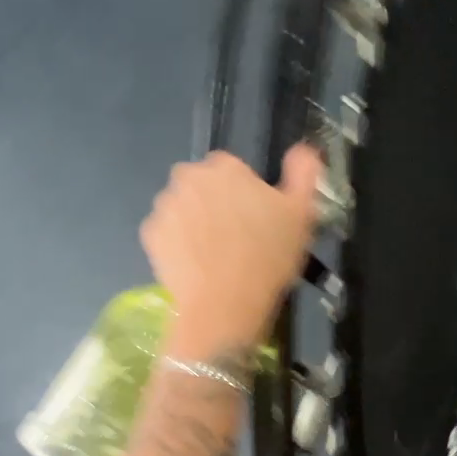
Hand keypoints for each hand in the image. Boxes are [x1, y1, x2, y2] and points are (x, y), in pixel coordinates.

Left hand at [140, 146, 322, 359]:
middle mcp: (188, 176)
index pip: (236, 172)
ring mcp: (165, 205)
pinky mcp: (150, 234)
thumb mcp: (301, 216)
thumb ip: (303, 175)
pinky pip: (169, 235)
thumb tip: (306, 149)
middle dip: (220, 208)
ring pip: (186, 211)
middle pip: (207, 188)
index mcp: (225, 166)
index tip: (259, 225)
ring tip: (219, 260)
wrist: (224, 306)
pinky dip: (181, 247)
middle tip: (240, 244)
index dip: (250, 198)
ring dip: (199, 226)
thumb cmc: (267, 259)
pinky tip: (200, 269)